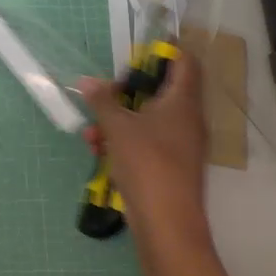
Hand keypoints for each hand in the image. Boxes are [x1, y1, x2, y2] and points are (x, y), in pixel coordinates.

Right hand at [78, 55, 230, 275]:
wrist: (166, 223)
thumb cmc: (147, 164)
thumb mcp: (118, 127)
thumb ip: (102, 100)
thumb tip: (88, 80)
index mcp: (182, 103)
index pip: (184, 62)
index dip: (163, 51)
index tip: (135, 51)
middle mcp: (186, 119)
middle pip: (159, 91)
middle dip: (124, 92)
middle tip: (102, 95)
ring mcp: (179, 144)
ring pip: (146, 118)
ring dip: (116, 120)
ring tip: (91, 133)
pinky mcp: (168, 164)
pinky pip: (144, 141)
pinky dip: (122, 141)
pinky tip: (98, 151)